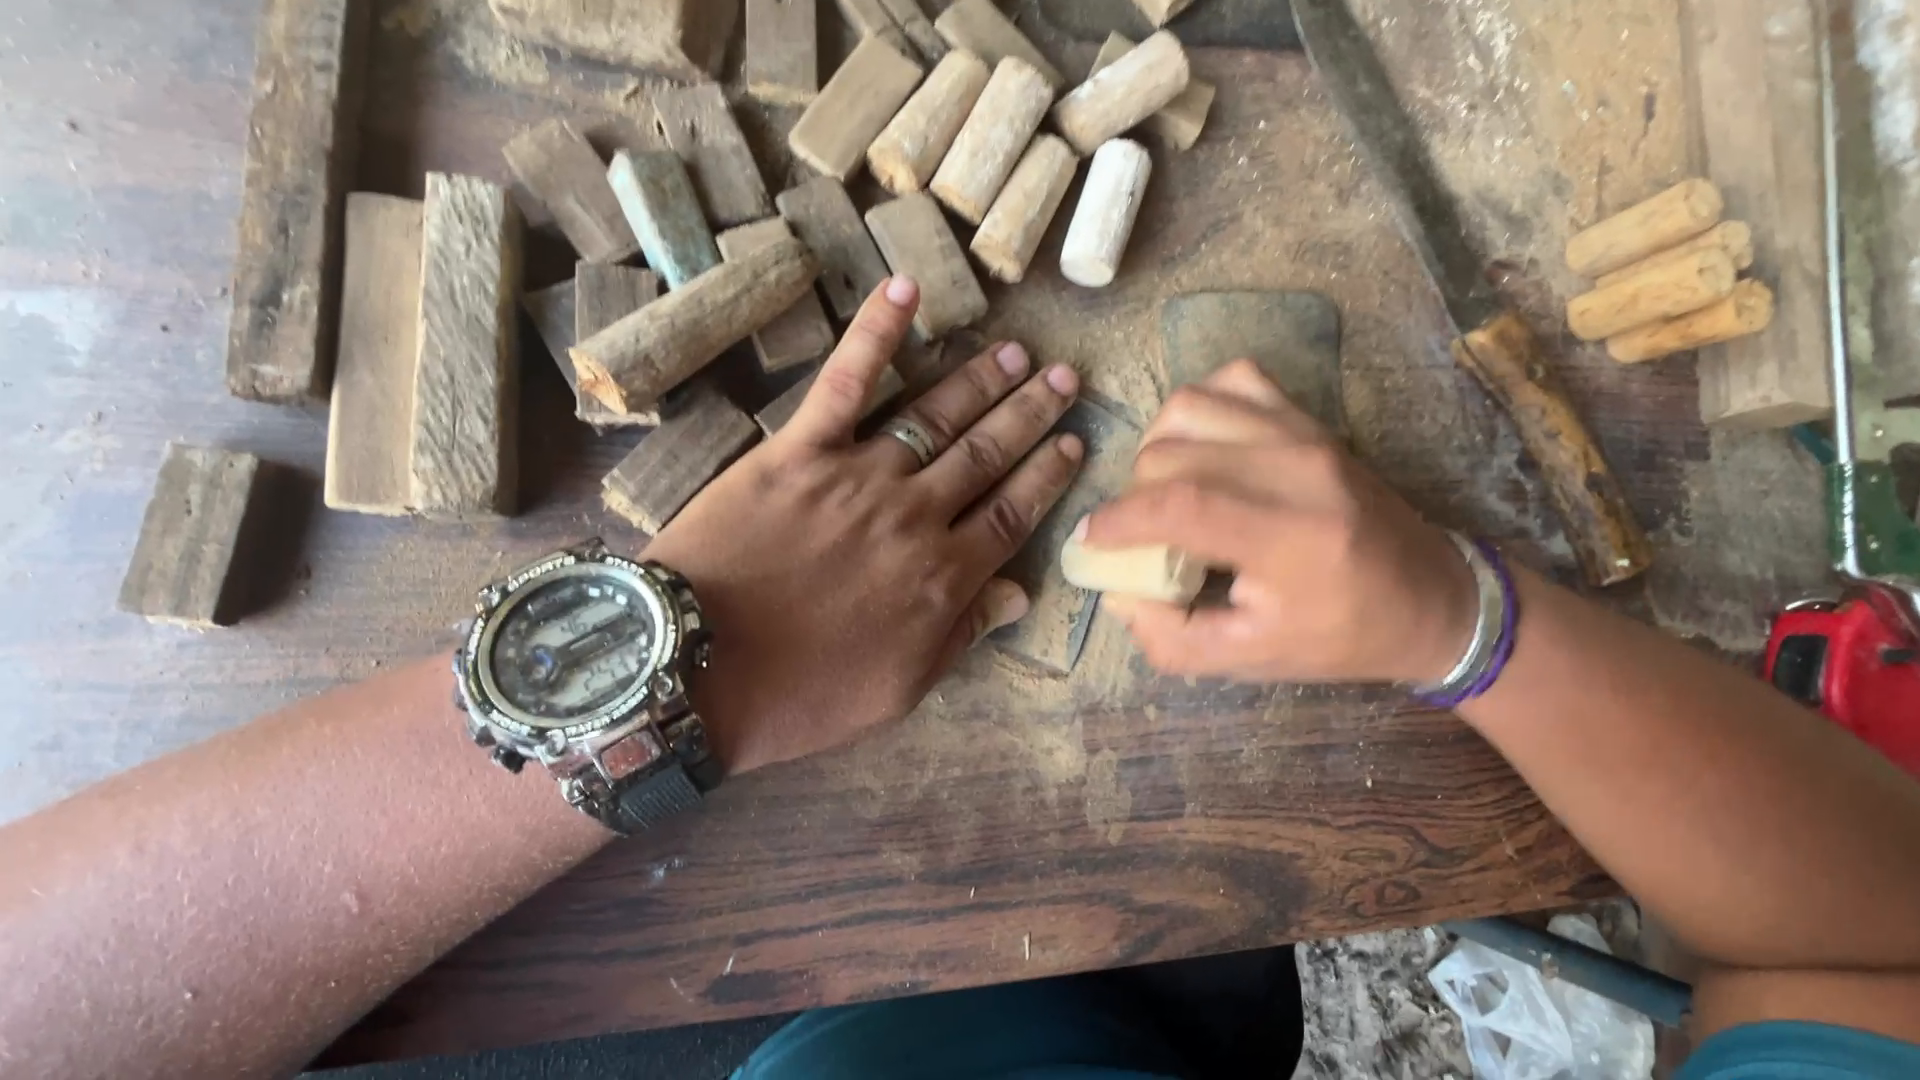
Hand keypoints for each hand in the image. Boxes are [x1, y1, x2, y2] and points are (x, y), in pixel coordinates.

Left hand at [644, 278, 1083, 774]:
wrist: (697, 673)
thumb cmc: (800, 695)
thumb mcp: (899, 688)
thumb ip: (961, 634)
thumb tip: (1019, 595)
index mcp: (942, 577)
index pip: (1013, 514)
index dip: (1046, 475)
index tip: (1073, 442)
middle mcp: (914, 516)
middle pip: (986, 454)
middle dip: (1030, 412)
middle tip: (1063, 375)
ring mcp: (857, 476)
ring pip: (935, 416)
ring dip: (980, 379)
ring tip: (1014, 350)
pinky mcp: (798, 451)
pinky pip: (844, 382)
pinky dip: (876, 333)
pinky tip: (904, 289)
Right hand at [1083, 360, 1476, 685]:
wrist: (1431, 597)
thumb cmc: (1340, 635)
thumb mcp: (1251, 660)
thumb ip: (1169, 635)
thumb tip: (1115, 590)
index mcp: (1290, 538)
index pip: (1179, 504)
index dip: (1117, 520)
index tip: (1091, 541)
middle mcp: (1297, 469)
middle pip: (1170, 454)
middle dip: (1133, 497)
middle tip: (1142, 535)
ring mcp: (1305, 433)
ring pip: (1188, 408)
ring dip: (1156, 450)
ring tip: (1165, 489)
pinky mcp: (1309, 417)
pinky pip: (1229, 381)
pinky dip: (1197, 408)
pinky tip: (1199, 447)